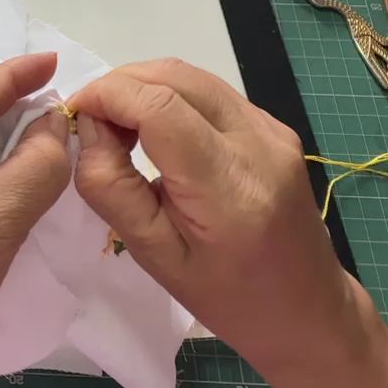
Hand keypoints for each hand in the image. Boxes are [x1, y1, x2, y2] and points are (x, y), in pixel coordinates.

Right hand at [69, 59, 387, 387]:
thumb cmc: (226, 297)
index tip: (76, 116)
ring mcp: (271, 129)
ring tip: (117, 123)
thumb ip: (110, 186)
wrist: (310, 313)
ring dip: (140, 84)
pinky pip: (206, 88)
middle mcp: (258, 145)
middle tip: (92, 120)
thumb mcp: (152, 255)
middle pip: (172, 77)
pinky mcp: (273, 125)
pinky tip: (153, 127)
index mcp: (230, 190)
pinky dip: (166, 93)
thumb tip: (89, 126)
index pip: (158, 107)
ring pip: (188, 73)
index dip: (107, 96)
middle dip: (118, 85)